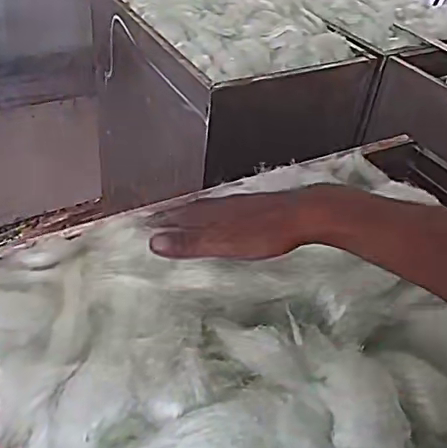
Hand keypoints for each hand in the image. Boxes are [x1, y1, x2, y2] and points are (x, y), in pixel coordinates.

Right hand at [147, 184, 352, 258]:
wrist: (306, 214)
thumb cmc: (266, 231)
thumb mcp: (224, 243)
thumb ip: (191, 243)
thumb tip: (155, 242)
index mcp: (211, 213)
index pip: (176, 217)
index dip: (159, 221)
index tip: (141, 224)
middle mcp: (223, 205)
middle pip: (190, 209)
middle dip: (171, 214)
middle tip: (153, 216)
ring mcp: (241, 204)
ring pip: (207, 206)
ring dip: (191, 211)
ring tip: (180, 213)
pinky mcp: (258, 206)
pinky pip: (226, 207)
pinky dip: (214, 210)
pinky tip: (222, 213)